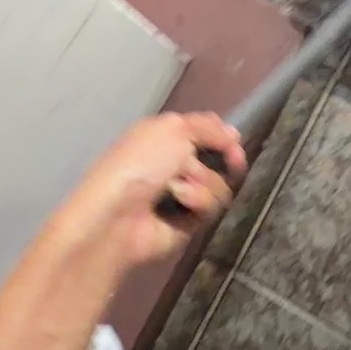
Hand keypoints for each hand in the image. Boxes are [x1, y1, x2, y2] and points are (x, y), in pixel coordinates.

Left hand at [52, 112, 246, 269]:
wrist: (115, 216)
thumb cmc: (140, 163)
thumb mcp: (173, 128)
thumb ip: (208, 127)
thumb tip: (234, 133)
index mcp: (166, 137)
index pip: (207, 132)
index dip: (224, 137)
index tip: (234, 143)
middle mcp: (176, 164)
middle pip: (219, 159)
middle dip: (218, 161)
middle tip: (215, 164)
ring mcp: (184, 194)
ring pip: (220, 184)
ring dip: (203, 183)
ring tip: (177, 190)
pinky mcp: (189, 222)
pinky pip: (212, 208)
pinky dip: (198, 202)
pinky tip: (179, 203)